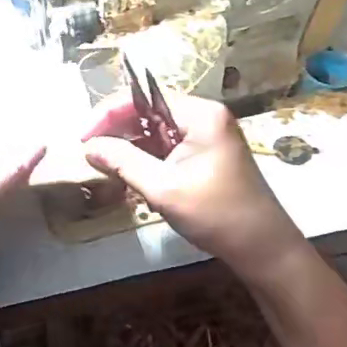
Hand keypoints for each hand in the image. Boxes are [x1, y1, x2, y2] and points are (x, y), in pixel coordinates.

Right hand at [82, 93, 306, 276]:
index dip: (107, 116)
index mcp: (199, 115)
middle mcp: (203, 117)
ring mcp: (205, 136)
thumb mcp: (164, 188)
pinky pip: (166, 148)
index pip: (142, 99)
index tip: (83, 140)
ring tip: (106, 169)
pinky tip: (129, 178)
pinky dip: (145, 160)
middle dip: (117, 133)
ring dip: (129, 149)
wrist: (263, 247)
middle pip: (147, 113)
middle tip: (90, 156)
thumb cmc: (217, 214)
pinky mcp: (204, 155)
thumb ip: (123, 162)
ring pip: (154, 132)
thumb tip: (88, 147)